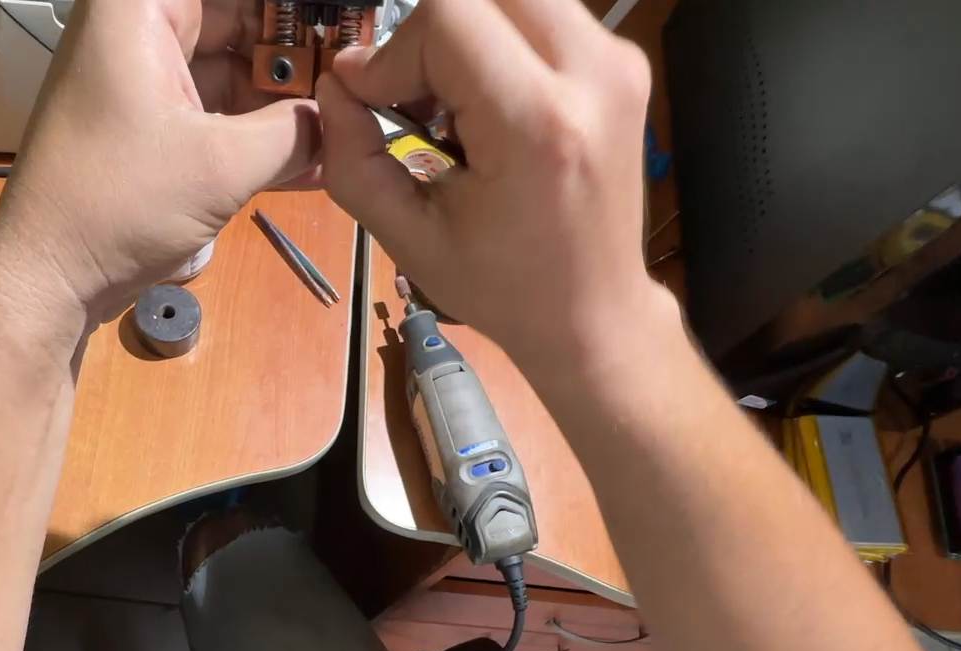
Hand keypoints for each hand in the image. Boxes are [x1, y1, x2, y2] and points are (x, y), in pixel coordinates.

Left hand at [0, 0, 321, 323]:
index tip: (345, 26)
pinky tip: (311, 161)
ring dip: (286, 105)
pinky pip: (219, 121)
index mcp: (143, 6)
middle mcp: (142, 32)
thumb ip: (292, 133)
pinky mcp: (154, 135)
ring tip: (344, 126)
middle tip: (352, 84)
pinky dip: (259, 140)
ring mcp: (148, 86)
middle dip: (297, 57)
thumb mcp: (221, 166)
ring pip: (234, 76)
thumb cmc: (120, 205)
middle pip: (240, 22)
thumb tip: (337, 120)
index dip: (296, 12)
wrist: (52, 276)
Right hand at [317, 0, 669, 390]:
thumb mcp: (411, 243)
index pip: (449, 17)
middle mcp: (593, 73)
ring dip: (462, 37)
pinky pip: (540, 16)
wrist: (590, 312)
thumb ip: (356, 165)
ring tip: (447, 111)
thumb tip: (337, 89)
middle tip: (411, 103)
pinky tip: (484, 111)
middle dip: (427, 36)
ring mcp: (618, 60)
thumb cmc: (501, 290)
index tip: (373, 105)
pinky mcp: (622, 61)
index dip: (392, 54)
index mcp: (537, 129)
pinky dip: (496, 46)